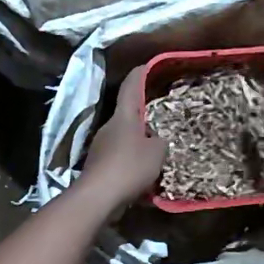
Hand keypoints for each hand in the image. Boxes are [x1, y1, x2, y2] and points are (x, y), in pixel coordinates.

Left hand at [79, 64, 167, 207]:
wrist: (98, 198)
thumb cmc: (129, 167)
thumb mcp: (157, 152)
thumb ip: (162, 141)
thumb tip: (160, 139)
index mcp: (123, 116)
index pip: (131, 86)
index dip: (140, 73)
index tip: (148, 66)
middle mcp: (109, 128)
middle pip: (128, 115)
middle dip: (145, 115)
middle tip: (165, 117)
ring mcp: (101, 148)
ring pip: (125, 139)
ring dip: (140, 143)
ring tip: (159, 150)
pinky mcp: (99, 167)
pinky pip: (121, 159)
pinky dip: (133, 163)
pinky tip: (145, 174)